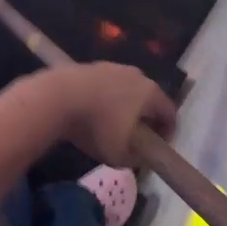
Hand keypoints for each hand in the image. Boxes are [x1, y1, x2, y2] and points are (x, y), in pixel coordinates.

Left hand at [48, 62, 176, 168]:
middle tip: (134, 138)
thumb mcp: (120, 156)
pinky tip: (92, 112)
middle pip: (149, 99)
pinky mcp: (92, 66)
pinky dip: (105, 99)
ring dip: (124, 107)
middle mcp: (137, 75)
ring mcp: (113, 67)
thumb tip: (140, 156)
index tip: (156, 148)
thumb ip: (138, 159)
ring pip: (127, 90)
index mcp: (151, 93)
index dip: (167, 133)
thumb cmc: (95, 127)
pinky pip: (107, 86)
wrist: (56, 98)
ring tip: (110, 126)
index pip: (170, 114)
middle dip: (145, 119)